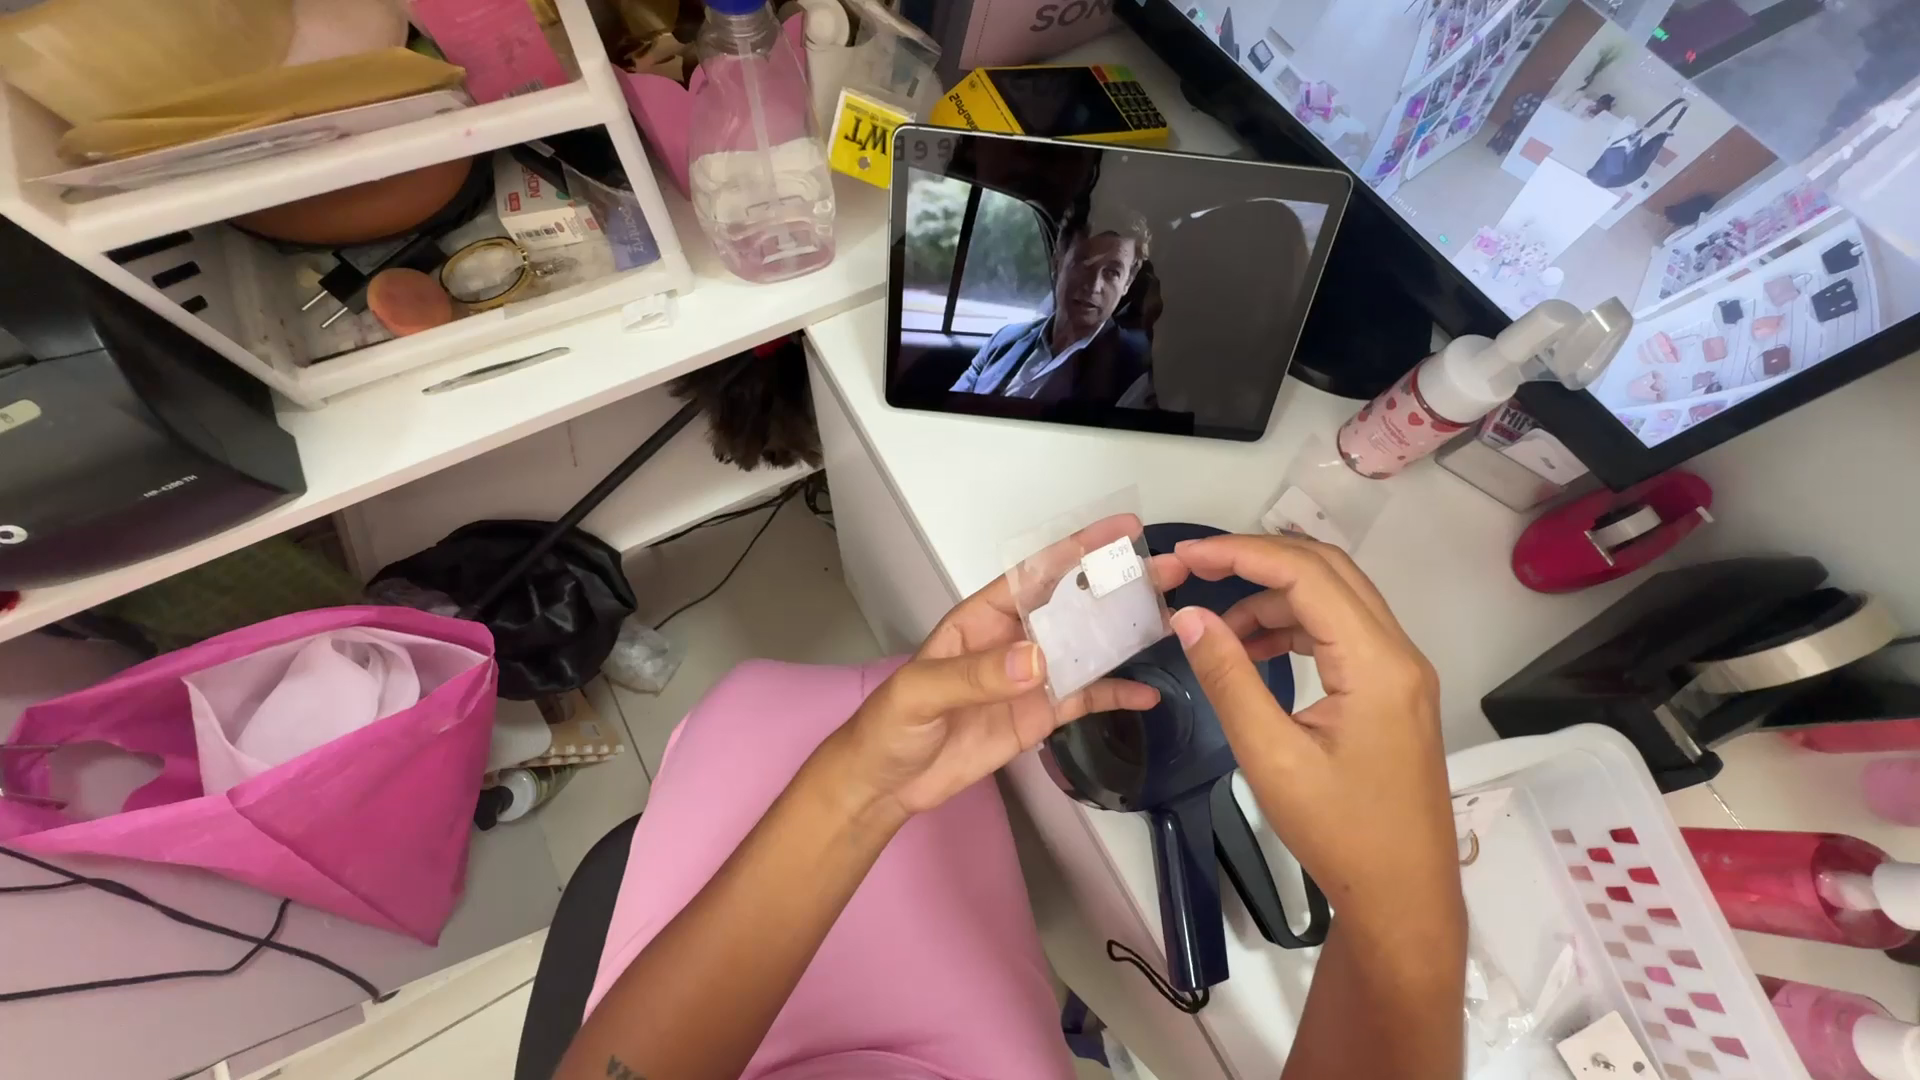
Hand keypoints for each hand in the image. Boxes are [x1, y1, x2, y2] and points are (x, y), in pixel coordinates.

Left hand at [835, 516, 1188, 817]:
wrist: (888, 783)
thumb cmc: (891, 725)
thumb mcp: (922, 693)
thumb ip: (975, 675)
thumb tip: (1036, 660)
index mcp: (982, 618)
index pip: (1035, 575)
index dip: (1076, 549)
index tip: (1119, 531)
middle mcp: (1014, 640)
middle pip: (1072, 606)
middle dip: (1115, 586)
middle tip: (1164, 570)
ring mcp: (1030, 678)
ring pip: (1087, 648)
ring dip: (1125, 634)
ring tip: (1170, 618)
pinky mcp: (1039, 715)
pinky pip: (1085, 698)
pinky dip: (1115, 694)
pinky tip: (1146, 693)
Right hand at [1167, 534, 1458, 927]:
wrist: (1402, 897)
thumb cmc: (1338, 830)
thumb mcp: (1269, 754)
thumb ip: (1228, 677)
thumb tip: (1188, 616)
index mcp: (1376, 663)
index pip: (1306, 575)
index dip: (1241, 554)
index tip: (1186, 558)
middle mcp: (1397, 652)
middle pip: (1326, 571)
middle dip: (1257, 559)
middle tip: (1196, 568)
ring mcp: (1399, 670)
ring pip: (1333, 598)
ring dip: (1272, 596)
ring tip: (1217, 626)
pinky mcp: (1390, 689)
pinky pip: (1338, 632)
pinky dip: (1291, 625)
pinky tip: (1254, 648)